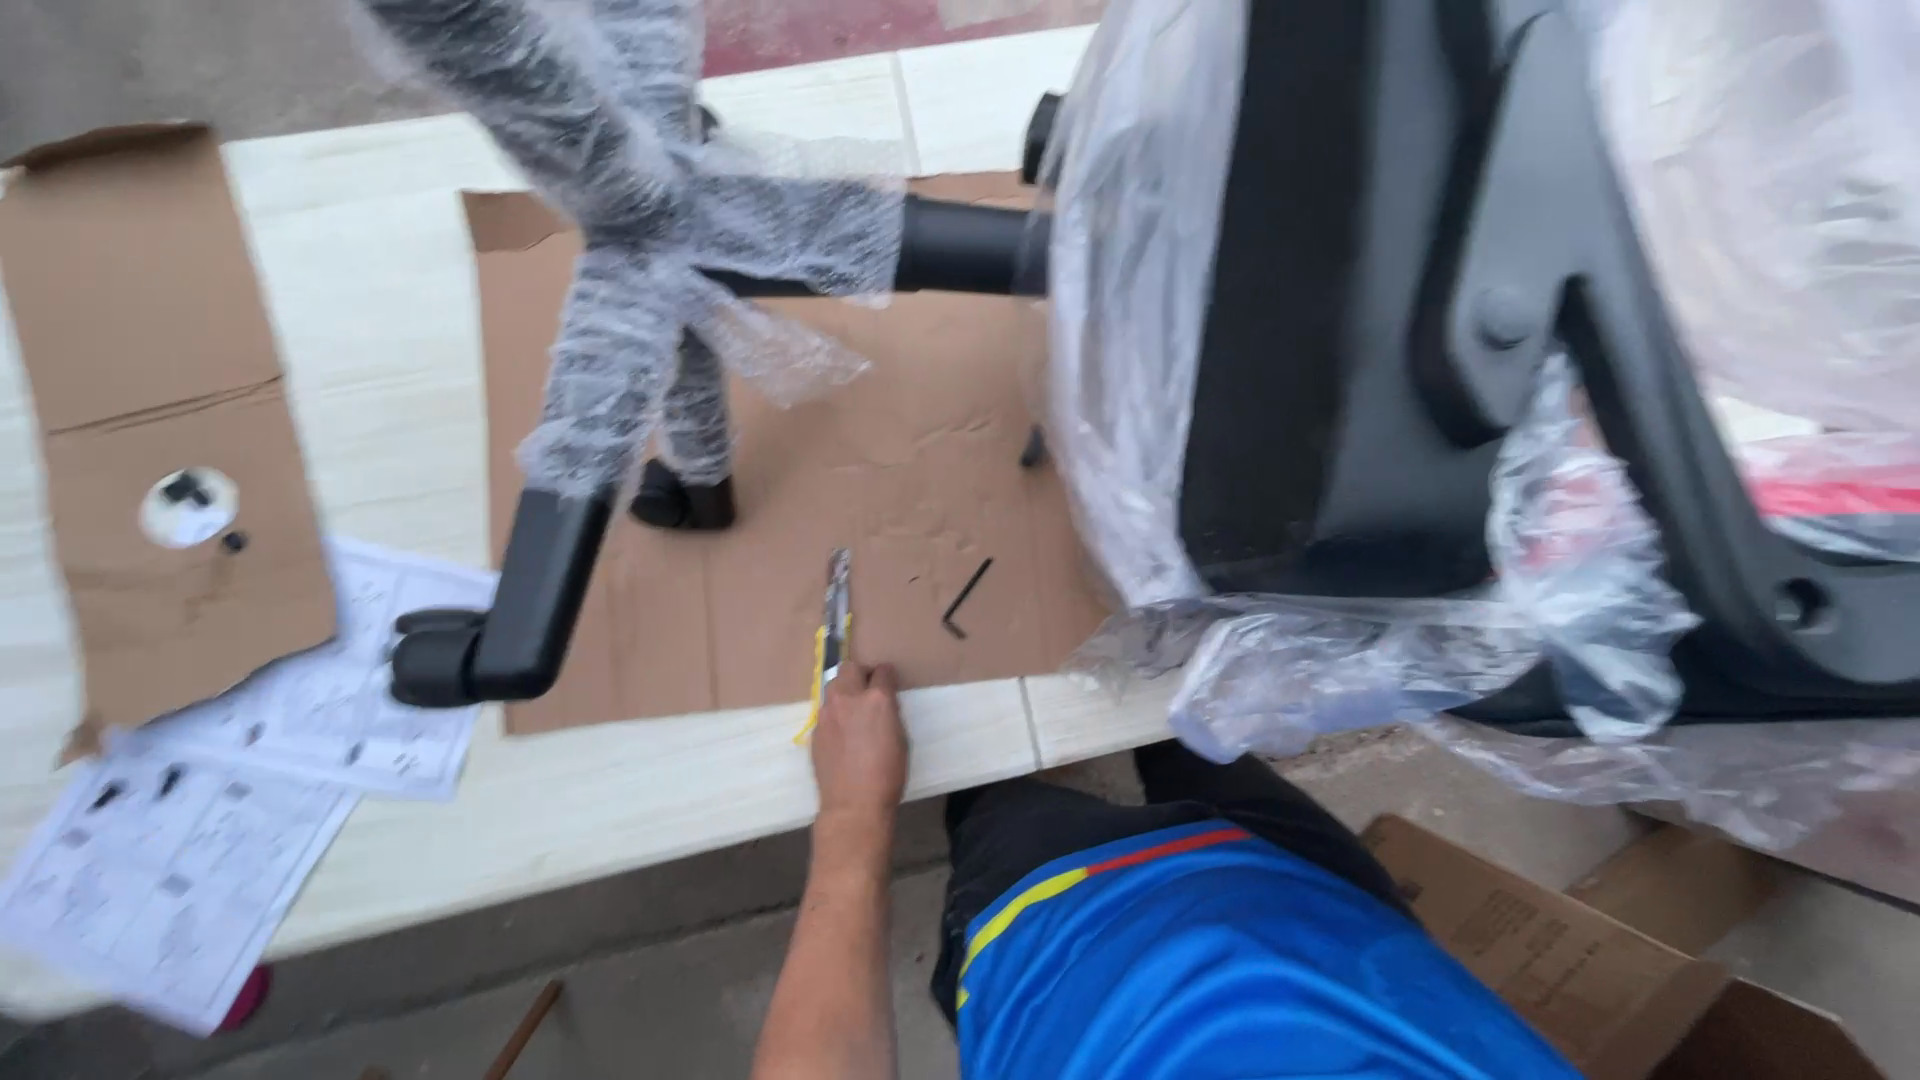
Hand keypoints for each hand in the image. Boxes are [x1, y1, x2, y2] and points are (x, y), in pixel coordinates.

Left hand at [810, 661, 908, 821]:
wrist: (854, 804)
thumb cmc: (888, 775)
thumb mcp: (901, 738)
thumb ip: (889, 713)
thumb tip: (883, 705)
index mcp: (877, 700)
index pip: (882, 671)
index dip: (887, 675)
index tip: (889, 680)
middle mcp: (849, 699)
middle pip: (849, 667)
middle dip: (860, 673)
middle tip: (868, 688)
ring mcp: (828, 713)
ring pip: (833, 686)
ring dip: (845, 691)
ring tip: (853, 710)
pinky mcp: (816, 730)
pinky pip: (826, 711)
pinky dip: (835, 715)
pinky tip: (842, 734)